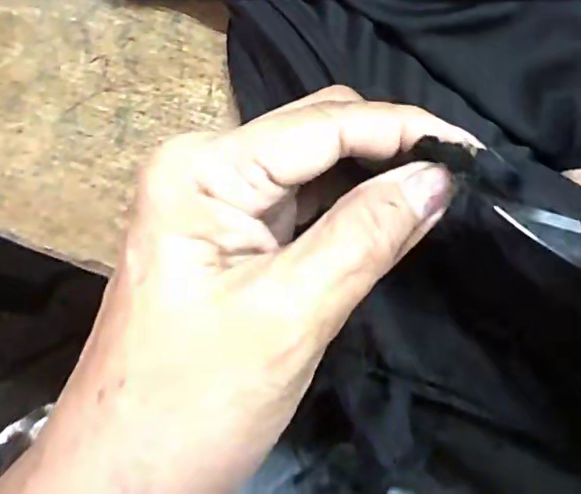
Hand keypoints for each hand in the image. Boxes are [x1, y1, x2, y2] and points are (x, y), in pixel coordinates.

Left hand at [0, 86, 471, 493]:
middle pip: (322, 127)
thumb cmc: (188, 409)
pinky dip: (356, 199)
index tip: (469, 147)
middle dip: (391, 144)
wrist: (111, 491)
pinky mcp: (235, 224)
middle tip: (457, 171)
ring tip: (438, 185)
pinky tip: (395, 209)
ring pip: (321, 156)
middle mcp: (209, 160)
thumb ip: (369, 234)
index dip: (403, 128)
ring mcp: (219, 191)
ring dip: (378, 169)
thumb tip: (439, 175)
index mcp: (205, 166)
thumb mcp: (290, 317)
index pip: (325, 124)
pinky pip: (310, 193)